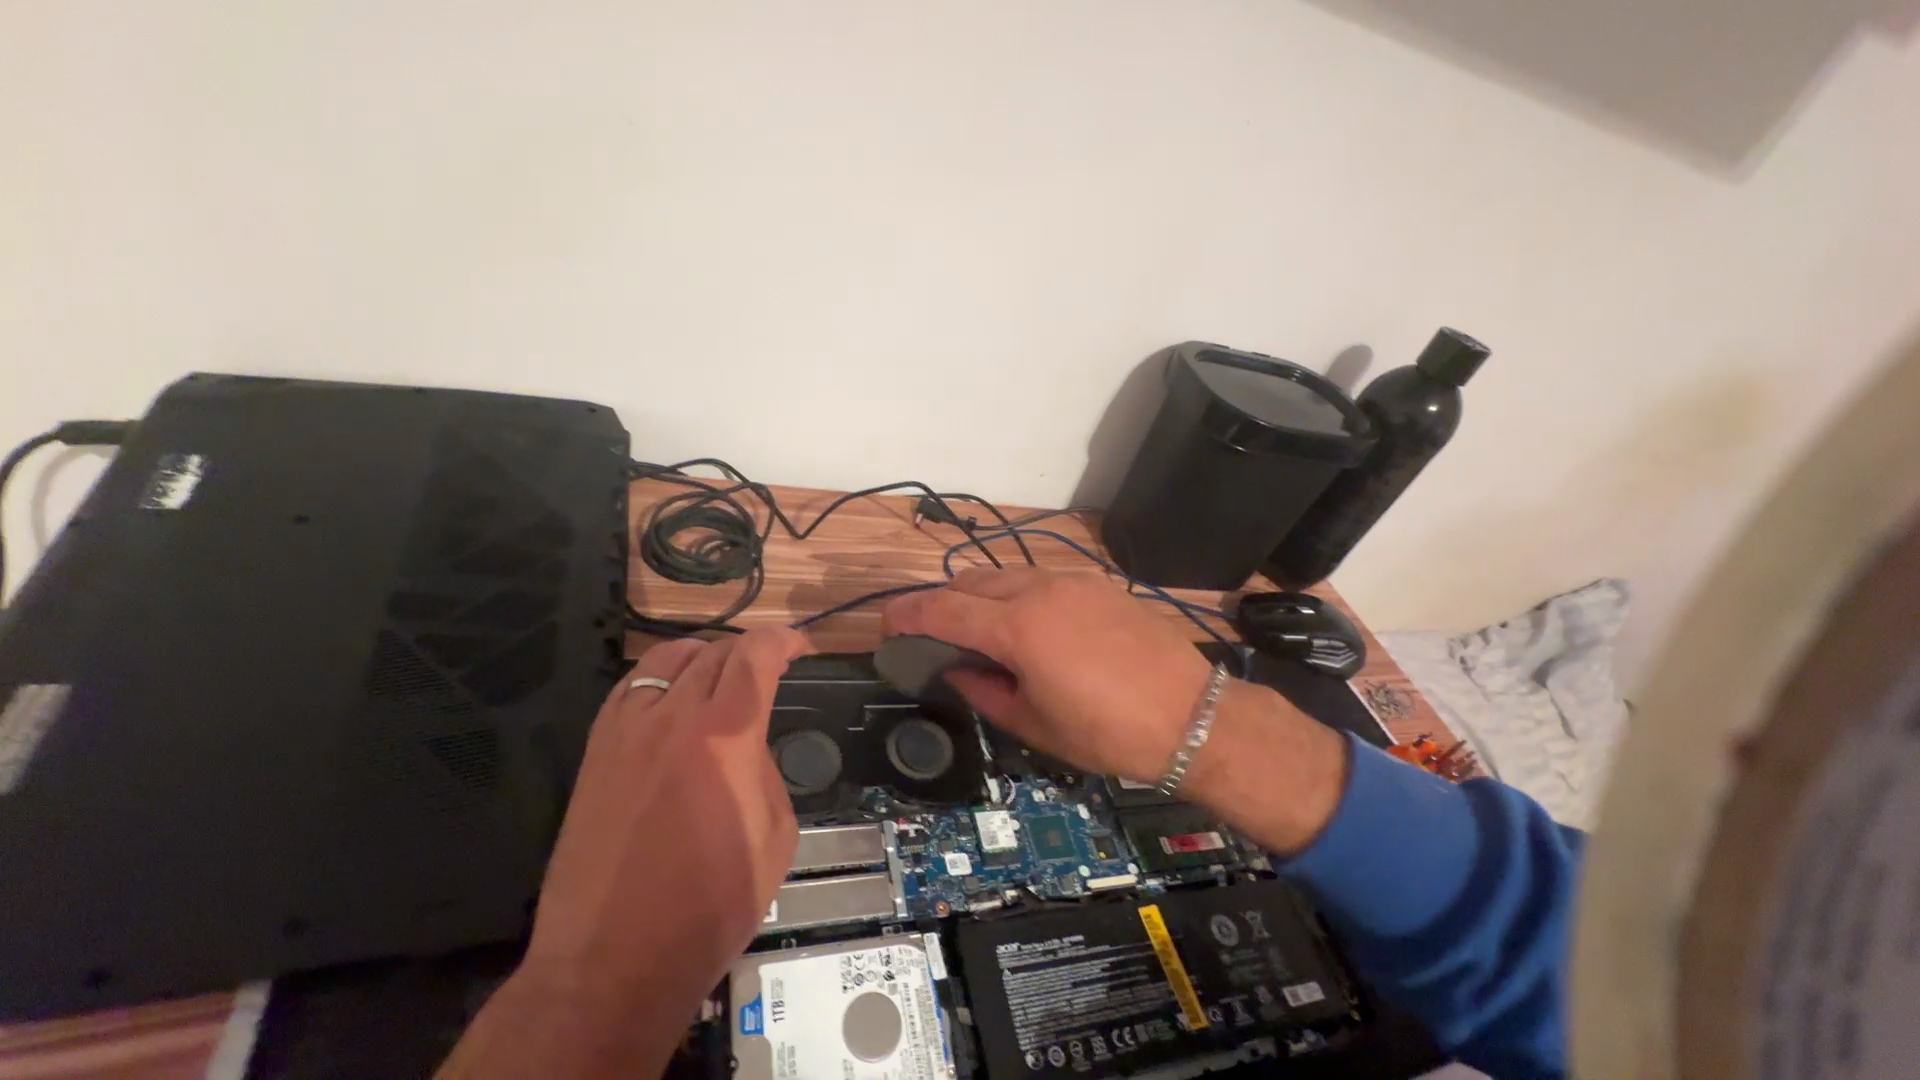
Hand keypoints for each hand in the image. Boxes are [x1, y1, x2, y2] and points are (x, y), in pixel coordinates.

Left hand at [441, 628, 810, 1079]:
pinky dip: (660, 680)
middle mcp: (671, 717)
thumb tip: (748, 753)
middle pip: (714, 652)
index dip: (784, 641)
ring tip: (720, 674)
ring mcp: (624, 731)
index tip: (801, 648)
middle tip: (770, 667)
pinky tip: (671, 702)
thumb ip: (766, 775)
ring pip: (666, 660)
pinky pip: (629, 690)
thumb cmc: (710, 906)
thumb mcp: (776, 837)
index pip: (756, 655)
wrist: (614, 960)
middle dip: (750, 651)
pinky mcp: (594, 753)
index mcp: (725, 735)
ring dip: (703, 656)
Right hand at [882, 568, 1214, 783]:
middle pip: (970, 582)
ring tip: (978, 630)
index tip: (886, 624)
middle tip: (931, 634)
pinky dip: (1018, 594)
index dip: (907, 614)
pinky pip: (1041, 579)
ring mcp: (1074, 581)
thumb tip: (957, 669)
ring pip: (1006, 575)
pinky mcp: (1099, 584)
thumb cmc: (1108, 733)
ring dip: (980, 596)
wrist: (1192, 718)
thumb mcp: (1034, 723)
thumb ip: (984, 690)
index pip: (943, 608)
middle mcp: (1041, 590)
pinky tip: (1027, 625)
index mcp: (1018, 628)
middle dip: (942, 603)